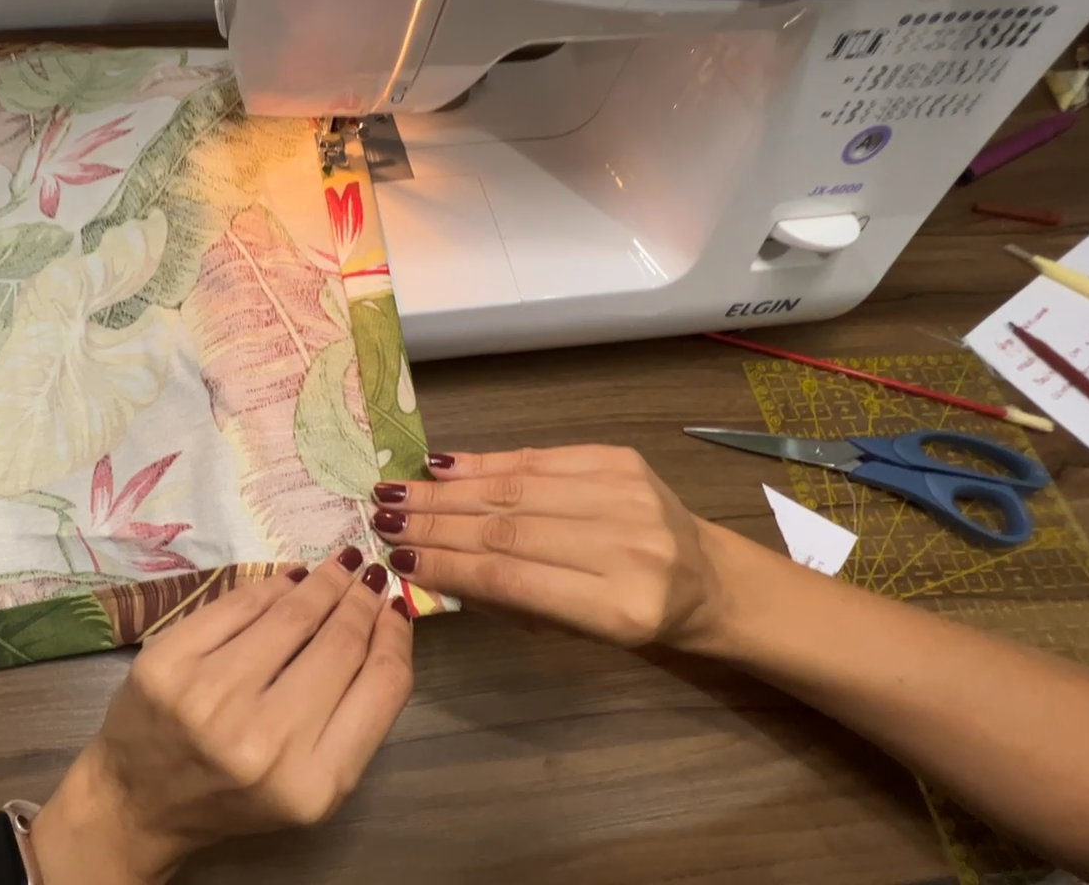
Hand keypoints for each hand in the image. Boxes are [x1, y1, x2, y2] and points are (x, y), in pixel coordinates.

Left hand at [30, 548, 413, 883]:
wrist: (138, 800)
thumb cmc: (235, 796)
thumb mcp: (310, 782)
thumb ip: (355, 713)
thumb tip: (384, 619)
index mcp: (313, 784)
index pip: (382, 685)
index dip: (396, 636)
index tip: (397, 607)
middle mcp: (264, 741)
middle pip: (339, 642)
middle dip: (361, 600)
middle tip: (369, 575)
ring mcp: (210, 696)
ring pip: (290, 613)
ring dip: (323, 582)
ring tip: (336, 567)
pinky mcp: (169, 662)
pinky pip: (239, 602)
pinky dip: (272, 584)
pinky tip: (290, 578)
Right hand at [371, 446, 726, 649]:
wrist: (707, 577)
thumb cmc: (633, 616)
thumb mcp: (574, 630)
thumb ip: (506, 598)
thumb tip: (427, 563)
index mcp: (618, 608)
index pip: (510, 579)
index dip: (446, 566)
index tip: (394, 559)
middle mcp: (626, 547)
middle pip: (505, 529)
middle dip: (434, 523)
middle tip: (381, 517)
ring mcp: (625, 495)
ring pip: (513, 489)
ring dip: (446, 491)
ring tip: (398, 492)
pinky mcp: (618, 458)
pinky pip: (534, 458)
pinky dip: (481, 463)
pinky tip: (440, 464)